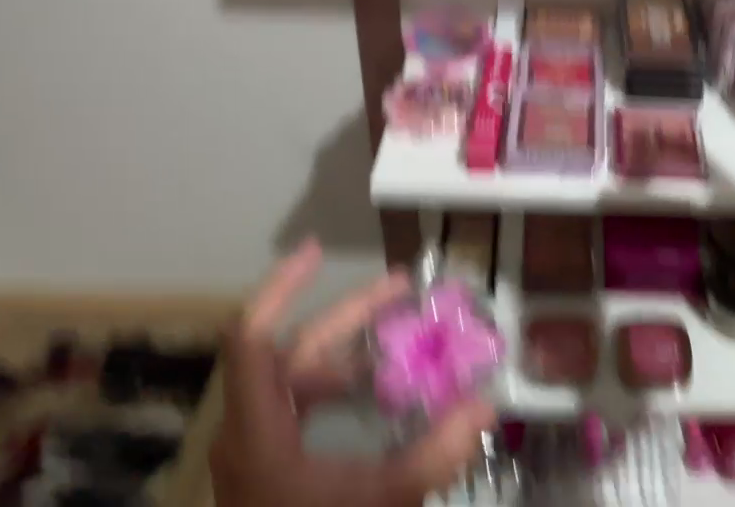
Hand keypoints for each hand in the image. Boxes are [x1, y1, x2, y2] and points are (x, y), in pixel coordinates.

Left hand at [210, 240, 498, 506]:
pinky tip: (375, 387)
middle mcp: (249, 430)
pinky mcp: (270, 466)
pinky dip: (338, 386)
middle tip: (402, 288)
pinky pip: (301, 405)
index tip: (316, 252)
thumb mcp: (383, 502)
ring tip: (400, 333)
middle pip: (291, 350)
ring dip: (348, 350)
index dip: (281, 289)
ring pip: (298, 376)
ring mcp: (256, 450)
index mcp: (257, 432)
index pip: (252, 339)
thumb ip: (436, 454)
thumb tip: (485, 405)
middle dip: (348, 315)